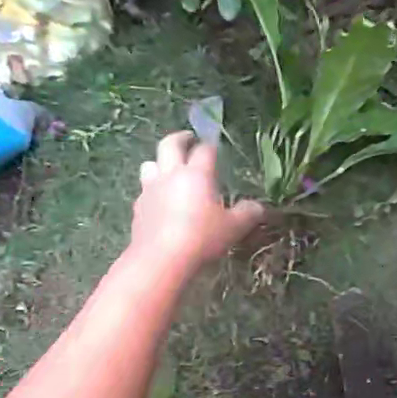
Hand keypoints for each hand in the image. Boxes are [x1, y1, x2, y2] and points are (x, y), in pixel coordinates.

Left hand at [131, 131, 264, 274]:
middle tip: (188, 139)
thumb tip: (258, 207)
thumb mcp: (233, 228)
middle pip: (169, 144)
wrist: (161, 259)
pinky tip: (159, 202)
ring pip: (150, 164)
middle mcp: (171, 175)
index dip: (211, 146)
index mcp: (196, 174)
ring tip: (168, 169)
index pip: (205, 150)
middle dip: (180, 138)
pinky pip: (144, 191)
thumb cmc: (201, 238)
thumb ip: (247, 214)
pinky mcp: (138, 208)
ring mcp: (150, 190)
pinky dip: (152, 191)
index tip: (216, 148)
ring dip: (159, 162)